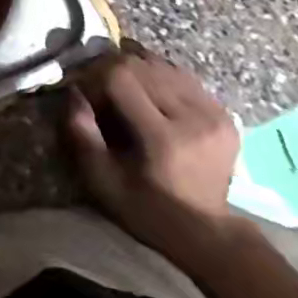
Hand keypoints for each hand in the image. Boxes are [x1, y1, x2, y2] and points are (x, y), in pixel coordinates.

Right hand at [63, 43, 240, 253]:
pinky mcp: (224, 112)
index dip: (94, 77)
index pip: (121, 77)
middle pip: (140, 64)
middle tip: (99, 91)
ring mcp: (215, 113)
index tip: (86, 96)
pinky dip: (157, 75)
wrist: (207, 234)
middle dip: (111, 70)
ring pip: (160, 63)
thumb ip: (82, 134)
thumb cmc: (148, 210)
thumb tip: (73, 92)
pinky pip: (180, 74)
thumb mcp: (103, 181)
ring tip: (121, 90)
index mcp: (165, 139)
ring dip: (134, 69)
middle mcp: (195, 118)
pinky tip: (147, 92)